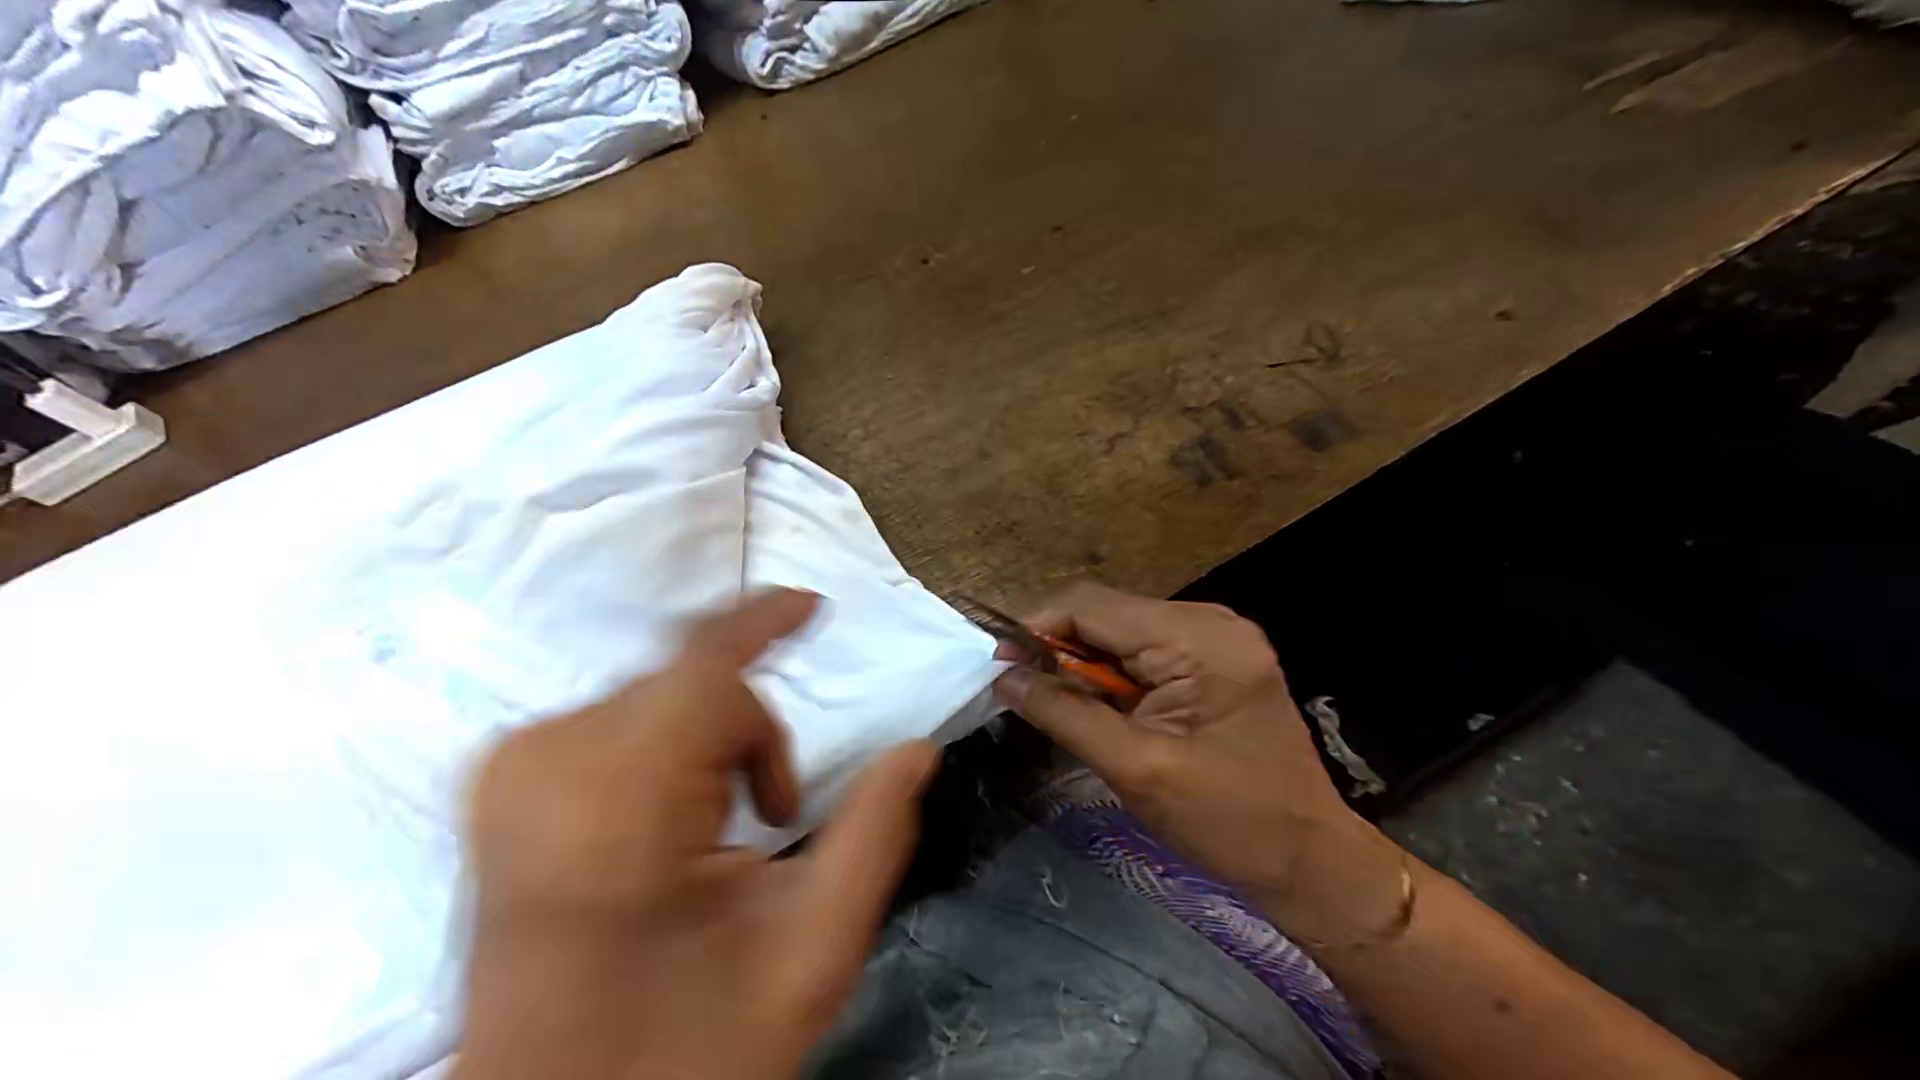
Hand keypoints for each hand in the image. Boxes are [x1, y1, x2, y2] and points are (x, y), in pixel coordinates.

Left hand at [455, 589, 939, 1079]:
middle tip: (774, 815)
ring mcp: (509, 771)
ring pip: (657, 697)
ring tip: (723, 832)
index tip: (814, 605)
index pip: (704, 666)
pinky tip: (667, 821)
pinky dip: (665, 748)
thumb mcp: (810, 952)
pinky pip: (614, 718)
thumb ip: (875, 835)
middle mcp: (546, 764)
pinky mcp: (496, 784)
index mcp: (618, 802)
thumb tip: (917, 748)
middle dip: (750, 731)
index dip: (763, 620)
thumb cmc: (685, 1046)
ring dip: (709, 742)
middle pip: (689, 686)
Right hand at [994, 584, 1403, 942]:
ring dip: (1086, 663)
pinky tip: (1105, 704)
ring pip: (1123, 630)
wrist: (1307, 859)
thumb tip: (1005, 677)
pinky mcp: (1217, 656)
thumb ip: (1065, 714)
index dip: (1039, 628)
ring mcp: (1219, 636)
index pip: (1095, 607)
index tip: (1001, 663)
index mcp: (1200, 640)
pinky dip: (1115, 672)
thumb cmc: (1226, 821)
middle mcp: (1211, 621)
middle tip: (1026, 689)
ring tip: (1062, 703)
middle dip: (1062, 649)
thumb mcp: (1135, 769)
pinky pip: (1147, 648)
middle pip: (1109, 614)